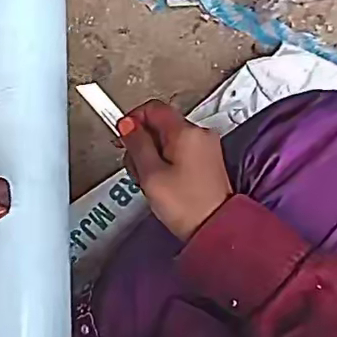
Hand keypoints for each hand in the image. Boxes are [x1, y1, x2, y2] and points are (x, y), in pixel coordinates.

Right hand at [118, 100, 230, 240]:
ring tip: (150, 180)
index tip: (121, 135)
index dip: (132, 119)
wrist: (216, 228)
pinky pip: (179, 151)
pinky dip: (166, 162)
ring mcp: (205, 147)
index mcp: (186, 132)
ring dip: (152, 154)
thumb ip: (136, 144)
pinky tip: (162, 183)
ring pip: (168, 139)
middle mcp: (199, 134)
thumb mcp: (151, 174)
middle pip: (160, 124)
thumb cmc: (186, 205)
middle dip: (142, 142)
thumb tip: (127, 125)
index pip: (153, 108)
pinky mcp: (207, 161)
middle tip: (135, 165)